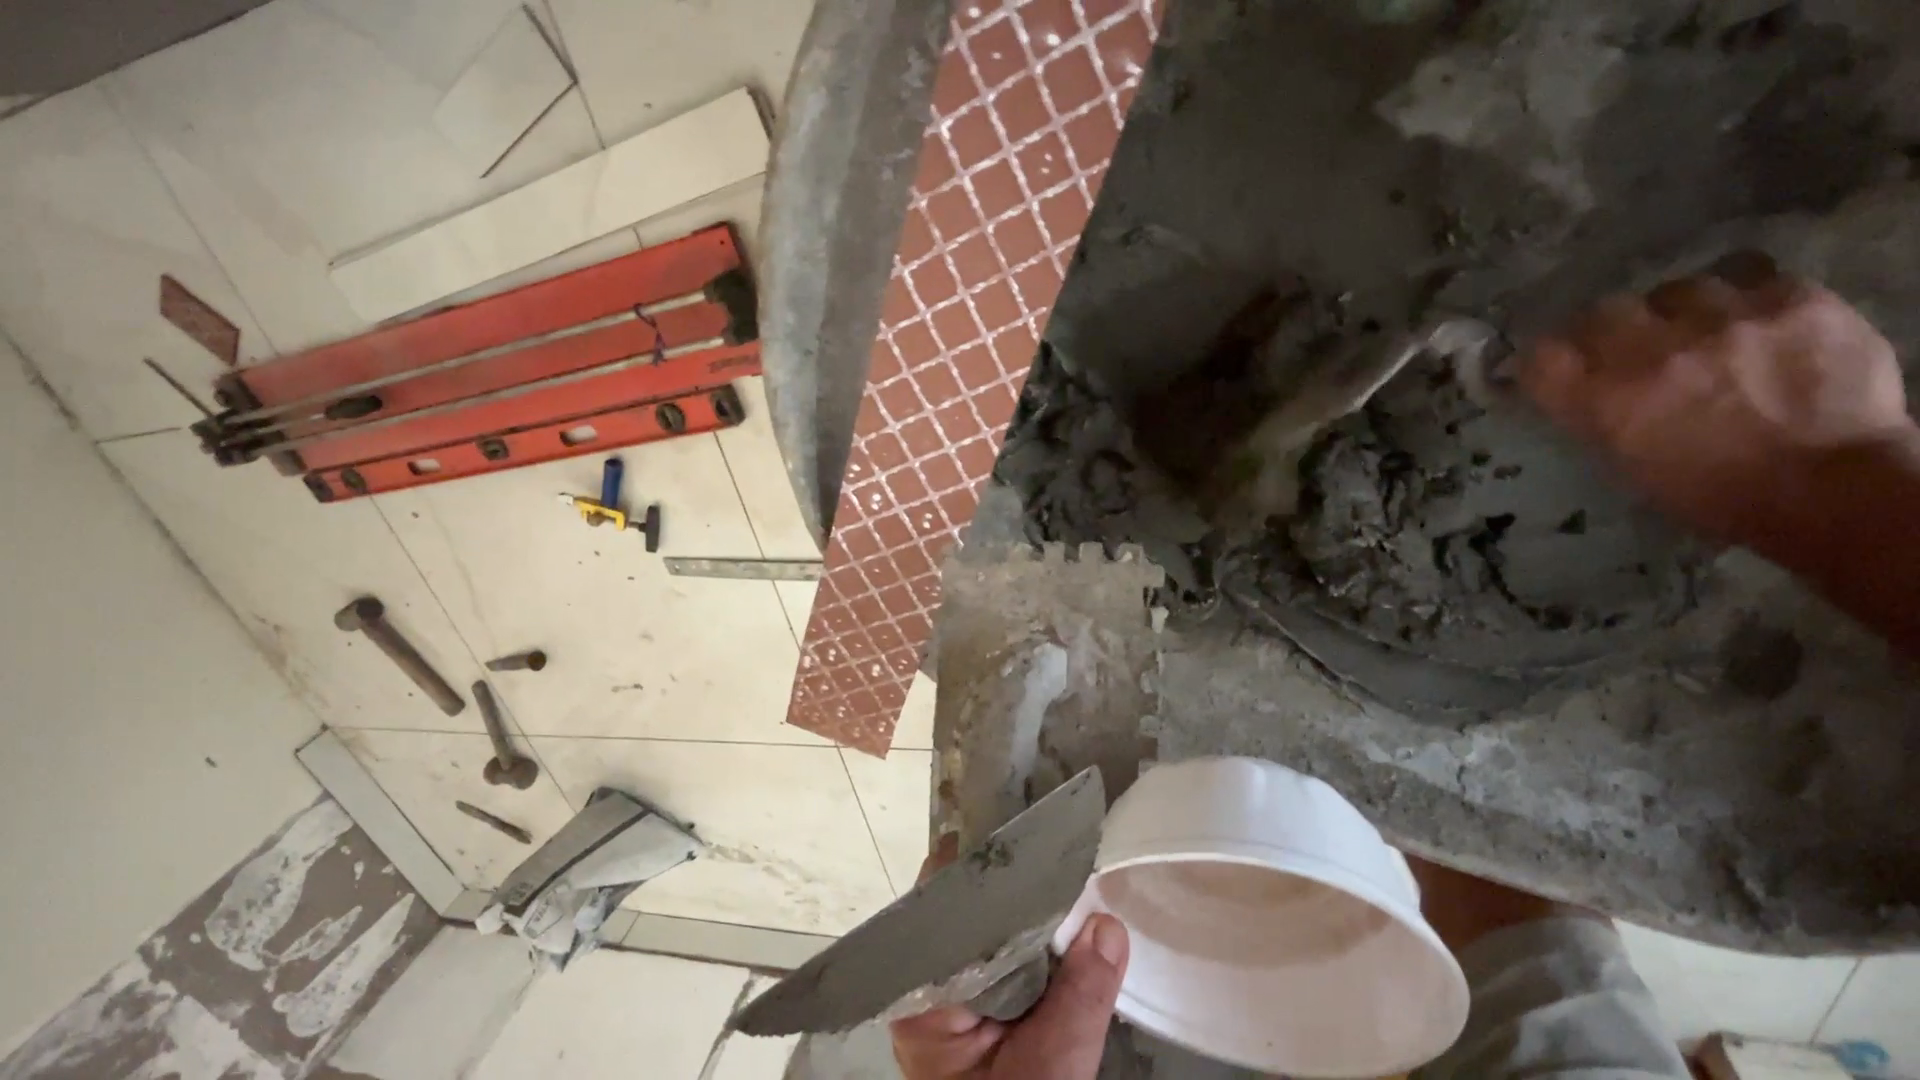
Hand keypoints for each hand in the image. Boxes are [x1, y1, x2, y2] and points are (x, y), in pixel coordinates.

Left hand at [890, 836, 1129, 1079]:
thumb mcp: (1051, 1071)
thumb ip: (1078, 1001)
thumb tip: (1107, 924)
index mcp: (922, 1000)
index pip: (938, 910)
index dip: (976, 868)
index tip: (1015, 830)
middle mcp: (924, 987)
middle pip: (957, 910)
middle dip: (1002, 876)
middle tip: (1045, 829)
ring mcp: (947, 994)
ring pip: (980, 927)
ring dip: (1017, 899)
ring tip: (1054, 851)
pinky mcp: (974, 1003)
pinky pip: (996, 950)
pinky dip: (1027, 928)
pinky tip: (1057, 904)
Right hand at [1518, 255, 1914, 545]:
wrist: (1830, 487)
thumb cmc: (1714, 493)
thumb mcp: (1627, 463)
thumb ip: (1596, 413)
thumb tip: (1580, 385)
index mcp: (1601, 401)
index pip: (1540, 357)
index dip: (1548, 358)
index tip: (1564, 364)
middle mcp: (1648, 352)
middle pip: (1604, 311)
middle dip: (1614, 328)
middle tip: (1639, 346)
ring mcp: (1721, 320)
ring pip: (1678, 289)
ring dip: (1683, 310)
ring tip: (1708, 331)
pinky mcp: (1790, 300)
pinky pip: (1752, 277)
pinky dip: (1749, 299)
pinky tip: (1761, 323)